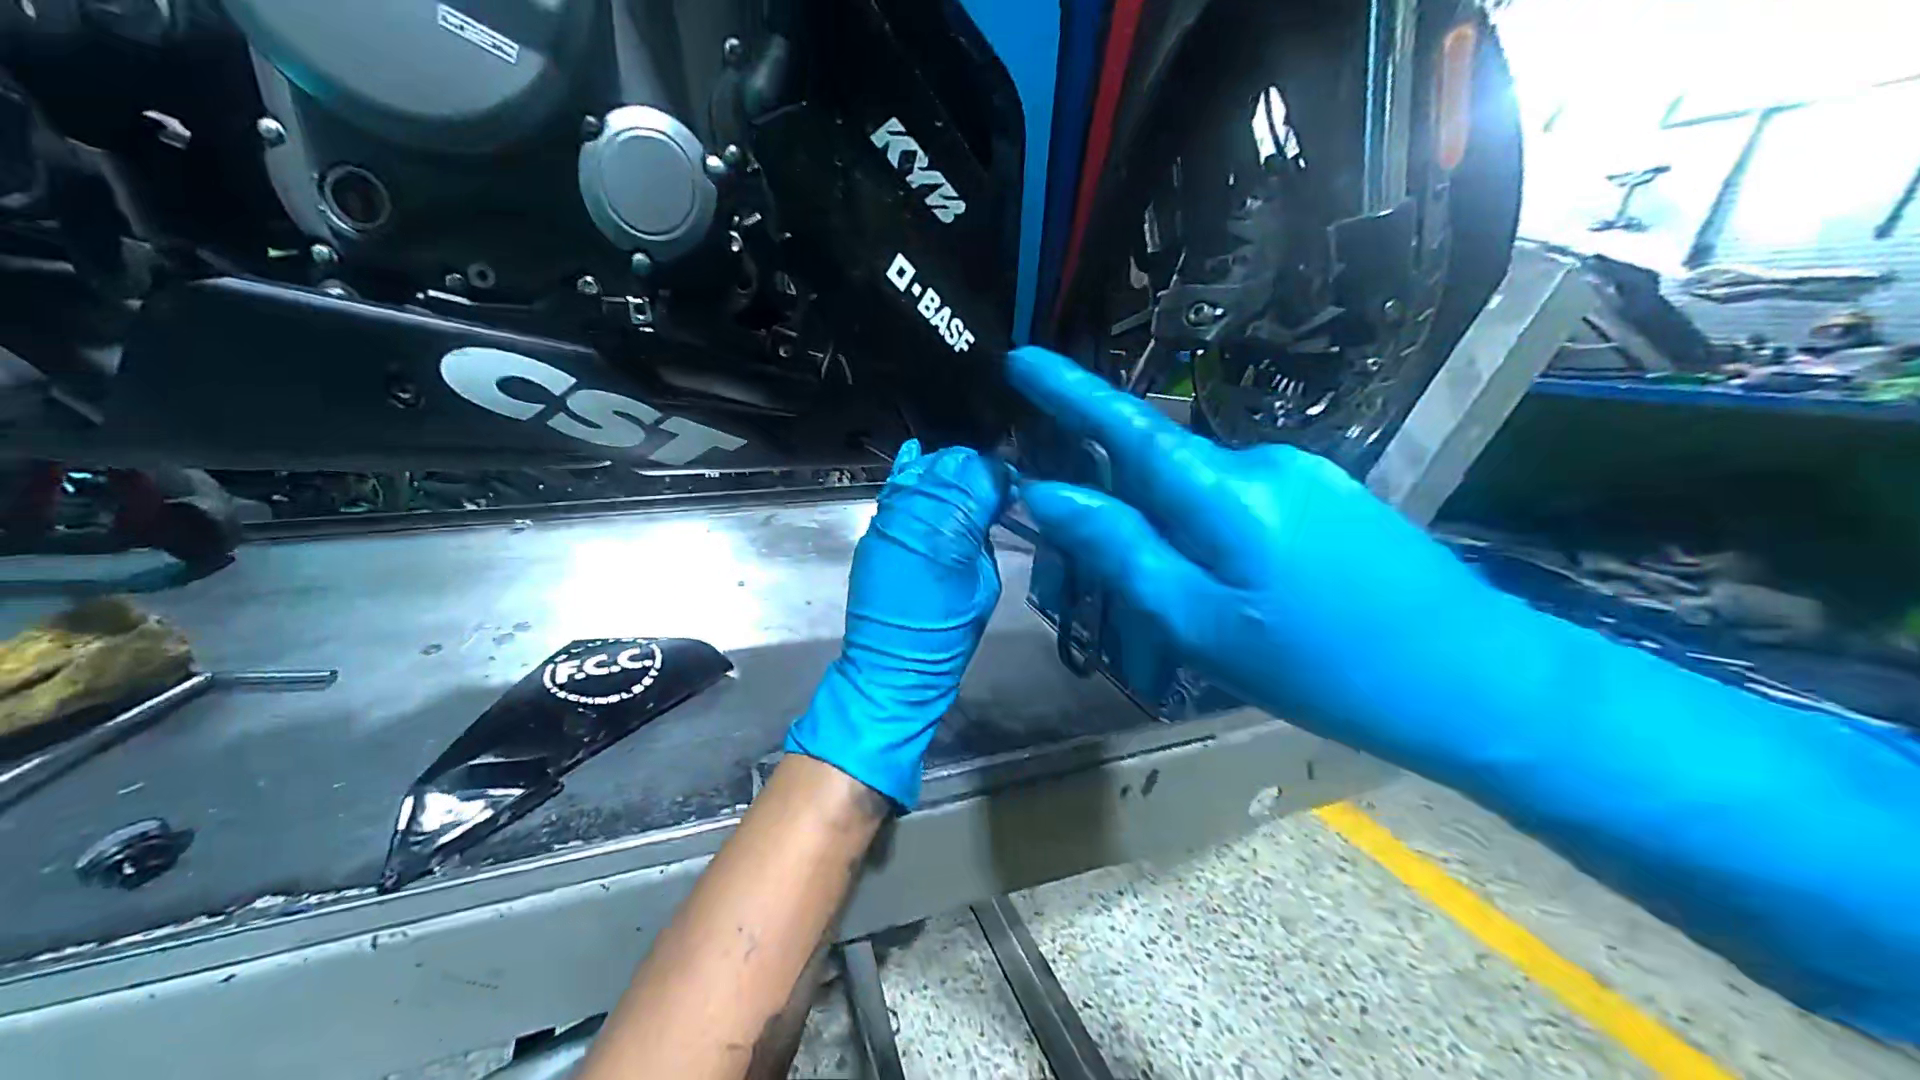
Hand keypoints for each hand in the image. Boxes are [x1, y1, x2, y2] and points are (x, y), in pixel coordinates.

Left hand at [785, 440, 1010, 808]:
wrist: (892, 664)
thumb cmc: (950, 632)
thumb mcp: (986, 584)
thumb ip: (986, 536)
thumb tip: (990, 507)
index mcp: (953, 527)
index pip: (983, 473)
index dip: (1001, 475)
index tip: (1012, 487)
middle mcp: (917, 510)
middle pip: (951, 463)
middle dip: (974, 469)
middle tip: (988, 488)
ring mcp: (890, 516)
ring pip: (922, 467)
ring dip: (944, 471)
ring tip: (959, 487)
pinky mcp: (873, 528)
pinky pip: (894, 486)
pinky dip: (911, 475)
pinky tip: (920, 465)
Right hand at [1007, 346, 1496, 743]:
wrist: (1479, 683)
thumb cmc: (1325, 668)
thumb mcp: (1200, 623)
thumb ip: (1120, 550)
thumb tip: (1047, 491)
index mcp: (1224, 492)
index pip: (1126, 428)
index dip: (1068, 392)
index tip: (1020, 360)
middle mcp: (1261, 462)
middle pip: (1157, 468)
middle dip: (1115, 504)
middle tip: (1100, 574)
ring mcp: (1302, 475)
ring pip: (1198, 493)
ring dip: (1167, 533)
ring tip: (1182, 607)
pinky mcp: (1327, 497)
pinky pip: (1237, 505)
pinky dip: (1208, 537)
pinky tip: (1233, 594)